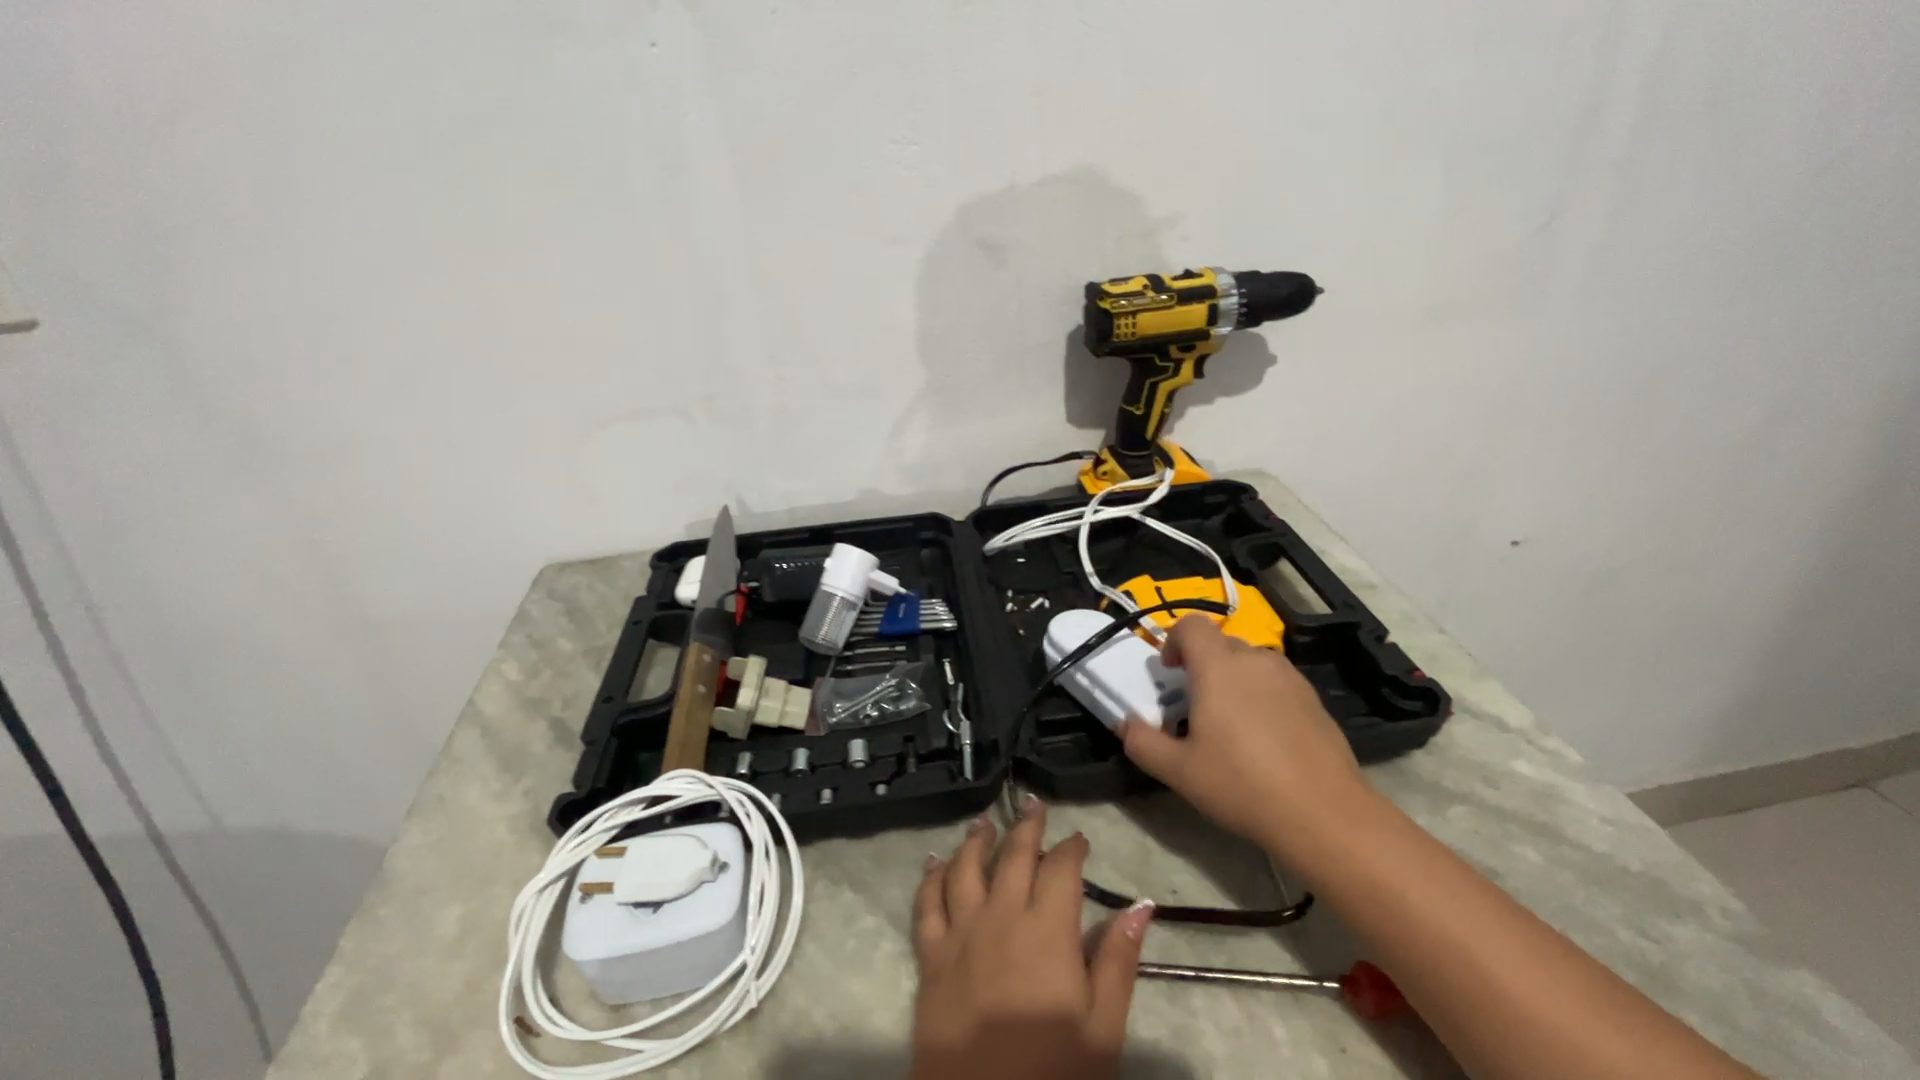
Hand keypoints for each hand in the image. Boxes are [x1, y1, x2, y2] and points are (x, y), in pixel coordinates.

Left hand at [910, 797, 1152, 1079]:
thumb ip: (1119, 961)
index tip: (1079, 838)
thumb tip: (1140, 905)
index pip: (1060, 870)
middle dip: (1025, 827)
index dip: (1071, 848)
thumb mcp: (1103, 1027)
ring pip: (965, 870)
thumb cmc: (1053, 1071)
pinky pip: (927, 905)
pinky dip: (930, 878)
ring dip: (976, 841)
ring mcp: (961, 936)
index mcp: (1048, 931)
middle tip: (1033, 804)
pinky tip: (933, 862)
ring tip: (983, 821)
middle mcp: (1001, 919)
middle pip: (1012, 857)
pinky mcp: (931, 958)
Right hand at [1121, 616, 1369, 849]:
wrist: (1322, 812)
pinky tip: (1263, 738)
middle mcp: (1256, 661)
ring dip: (1233, 678)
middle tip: (1193, 704)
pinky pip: (1277, 682)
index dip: (1174, 640)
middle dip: (1202, 664)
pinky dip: (1261, 695)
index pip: (1192, 625)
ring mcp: (1290, 678)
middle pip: (1221, 643)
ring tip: (1228, 721)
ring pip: (1252, 662)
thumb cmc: (1241, 785)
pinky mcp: (1314, 700)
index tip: (1169, 672)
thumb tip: (1125, 725)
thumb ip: (1143, 742)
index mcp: (1219, 668)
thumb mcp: (1178, 772)